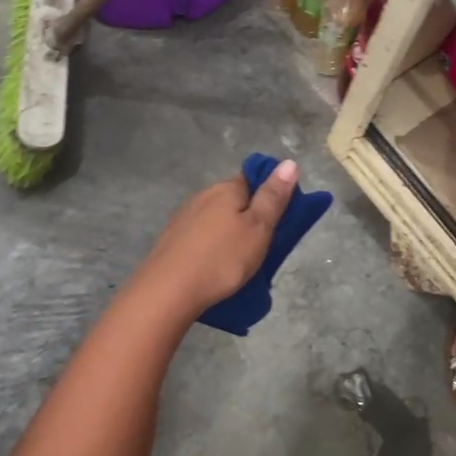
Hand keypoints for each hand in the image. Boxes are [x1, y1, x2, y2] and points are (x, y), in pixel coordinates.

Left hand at [136, 160, 297, 314]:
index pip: (254, 179)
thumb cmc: (221, 259)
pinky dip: (211, 247)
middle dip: (250, 217)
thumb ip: (273, 196)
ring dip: (229, 233)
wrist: (167, 293)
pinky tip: (214, 266)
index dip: (269, 194)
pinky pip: (200, 237)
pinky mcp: (171, 241)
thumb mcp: (258, 228)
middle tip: (264, 245)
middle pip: (234, 200)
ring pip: (216, 219)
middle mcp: (203, 196)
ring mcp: (183, 218)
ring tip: (240, 261)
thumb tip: (289, 162)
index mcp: (226, 189)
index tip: (279, 219)